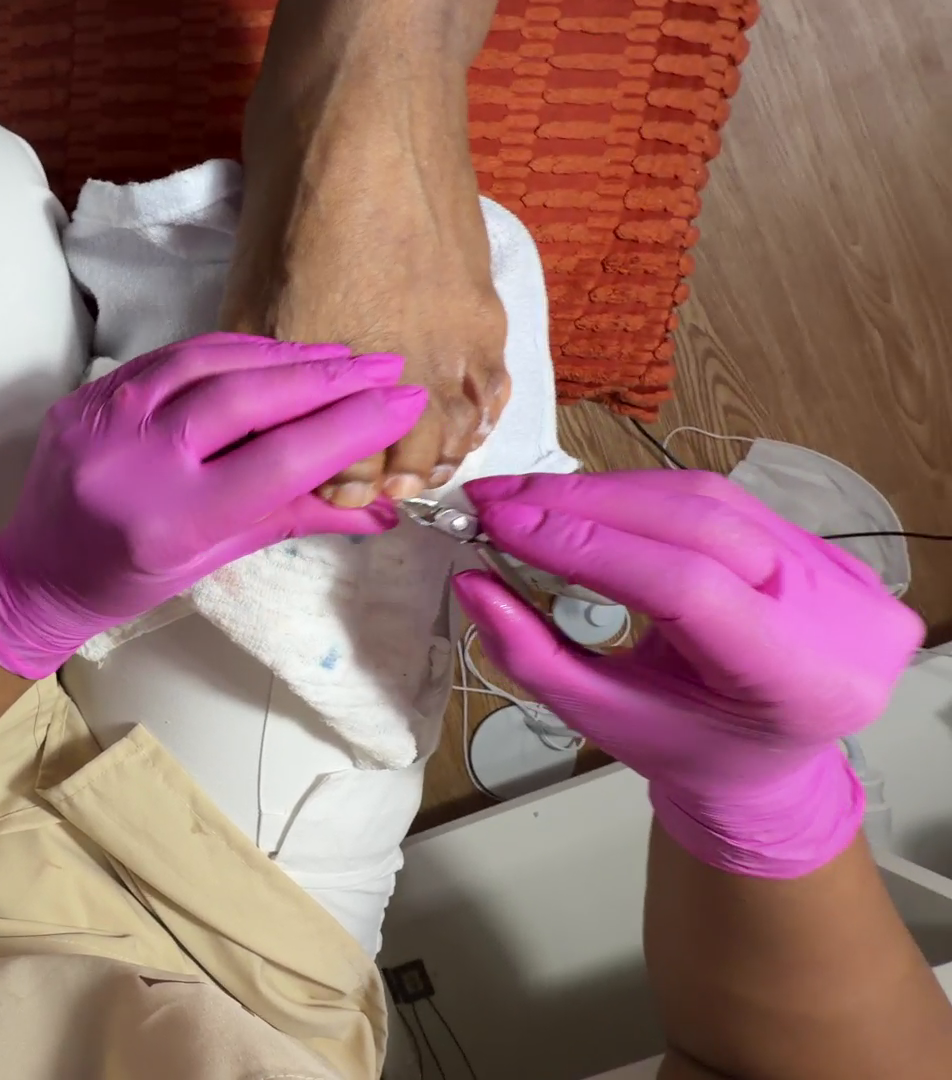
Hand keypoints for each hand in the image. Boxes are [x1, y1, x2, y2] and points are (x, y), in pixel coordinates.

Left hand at [0, 333, 427, 677]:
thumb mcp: (207, 562)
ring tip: (339, 356)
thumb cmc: (124, 583)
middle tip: (385, 367)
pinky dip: (223, 353)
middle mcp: (131, 460)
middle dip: (325, 379)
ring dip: (280, 355)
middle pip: (245, 398)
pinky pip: (165, 360)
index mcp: (167, 520)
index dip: (351, 428)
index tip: (405, 402)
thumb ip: (289, 520)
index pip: (279, 460)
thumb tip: (380, 504)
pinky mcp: (82, 398)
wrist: (34, 572)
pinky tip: (267, 355)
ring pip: (205, 361)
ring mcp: (99, 420)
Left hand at [225, 1, 506, 505]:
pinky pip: (492, 387)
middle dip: (378, 483)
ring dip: (428, 458)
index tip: (315, 494)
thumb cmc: (288, 211)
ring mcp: (460, 341)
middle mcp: (412, 374)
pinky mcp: (488, 307)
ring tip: (404, 469)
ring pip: (454, 432)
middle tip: (356, 487)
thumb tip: (262, 425)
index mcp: (343, 384)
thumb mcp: (245, 308)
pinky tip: (458, 429)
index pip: (344, 470)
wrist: (365, 114)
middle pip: (407, 461)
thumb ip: (262, 378)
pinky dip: (474, 418)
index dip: (329, 491)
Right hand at [454, 471, 924, 877]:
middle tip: (491, 497)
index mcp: (798, 680)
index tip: (496, 523)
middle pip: (698, 523)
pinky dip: (628, 494)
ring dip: (598, 489)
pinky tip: (574, 500)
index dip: (580, 545)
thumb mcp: (592, 713)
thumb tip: (468, 580)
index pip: (683, 585)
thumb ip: (526, 650)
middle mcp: (840, 614)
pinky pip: (713, 500)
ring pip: (704, 498)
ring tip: (519, 494)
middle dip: (579, 502)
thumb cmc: (677, 746)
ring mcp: (843, 571)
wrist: (761, 756)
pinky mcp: (819, 546)